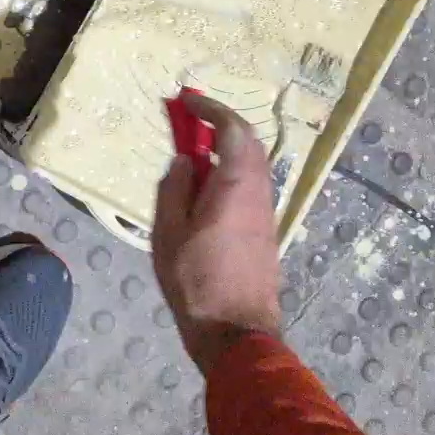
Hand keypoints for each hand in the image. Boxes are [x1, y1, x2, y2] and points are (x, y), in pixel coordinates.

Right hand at [150, 89, 282, 375]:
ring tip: (190, 148)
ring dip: (225, 145)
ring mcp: (266, 212)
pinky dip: (229, 166)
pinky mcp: (264, 230)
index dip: (210, 108)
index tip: (185, 101)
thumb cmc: (195, 280)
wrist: (237, 334)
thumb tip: (186, 160)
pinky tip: (203, 182)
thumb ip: (174, 187)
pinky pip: (250, 182)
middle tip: (187, 116)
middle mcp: (257, 193)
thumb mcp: (168, 231)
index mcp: (234, 187)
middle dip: (219, 121)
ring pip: (252, 162)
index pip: (233, 130)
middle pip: (248, 142)